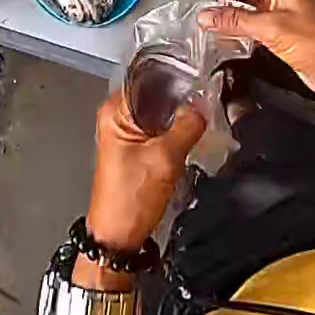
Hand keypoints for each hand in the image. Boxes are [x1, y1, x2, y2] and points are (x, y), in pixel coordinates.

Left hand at [85, 90, 204, 251]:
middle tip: (200, 111)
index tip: (195, 85)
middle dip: (178, 104)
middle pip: (154, 97)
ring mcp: (125, 134)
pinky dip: (174, 137)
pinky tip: (185, 145)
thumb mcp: (165, 158)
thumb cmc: (128, 199)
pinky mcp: (135, 150)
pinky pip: (159, 133)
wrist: (120, 235)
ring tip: (194, 130)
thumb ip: (185, 128)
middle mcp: (116, 118)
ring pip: (159, 116)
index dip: (172, 81)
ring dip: (178, 123)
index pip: (146, 80)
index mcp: (114, 111)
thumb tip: (200, 109)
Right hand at [198, 0, 314, 102]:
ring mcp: (285, 11)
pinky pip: (259, 25)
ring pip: (249, 9)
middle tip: (222, 27)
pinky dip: (248, 32)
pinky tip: (245, 44)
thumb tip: (207, 16)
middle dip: (230, 8)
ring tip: (232, 36)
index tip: (220, 14)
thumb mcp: (271, 30)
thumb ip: (235, 21)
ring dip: (238, 22)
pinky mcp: (286, 30)